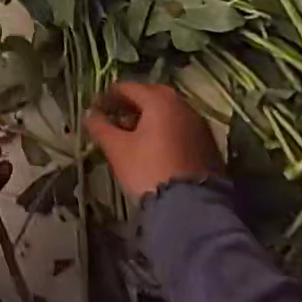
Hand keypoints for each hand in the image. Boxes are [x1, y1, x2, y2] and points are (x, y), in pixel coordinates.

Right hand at [84, 82, 221, 201]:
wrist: (194, 212)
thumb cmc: (149, 169)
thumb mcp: (116, 147)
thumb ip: (100, 125)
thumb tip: (91, 114)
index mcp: (159, 100)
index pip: (127, 88)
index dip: (108, 96)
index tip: (95, 108)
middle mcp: (183, 107)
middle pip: (151, 96)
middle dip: (131, 104)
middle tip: (115, 116)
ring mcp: (200, 128)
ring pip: (169, 113)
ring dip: (150, 117)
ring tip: (133, 133)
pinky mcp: (210, 148)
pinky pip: (181, 129)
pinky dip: (166, 131)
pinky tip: (154, 147)